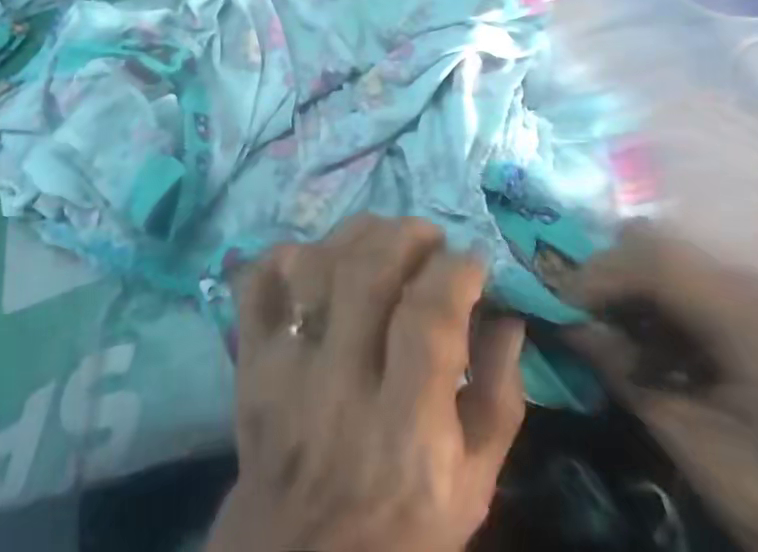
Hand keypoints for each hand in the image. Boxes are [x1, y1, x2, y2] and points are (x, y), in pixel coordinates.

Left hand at [208, 216, 526, 551]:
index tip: (472, 259)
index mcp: (407, 426)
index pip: (429, 319)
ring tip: (383, 235)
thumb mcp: (474, 485)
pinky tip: (320, 255)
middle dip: (406, 236)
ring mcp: (286, 367)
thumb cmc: (400, 524)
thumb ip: (498, 398)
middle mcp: (341, 386)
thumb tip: (507, 316)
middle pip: (367, 276)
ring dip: (354, 235)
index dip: (455, 272)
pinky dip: (286, 255)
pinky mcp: (250, 358)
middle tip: (428, 236)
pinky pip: (257, 285)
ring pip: (314, 268)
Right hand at [564, 226, 757, 551]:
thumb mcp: (689, 439)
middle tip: (585, 308)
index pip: (658, 260)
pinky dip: (678, 299)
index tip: (563, 300)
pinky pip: (719, 286)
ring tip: (619, 322)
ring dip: (645, 283)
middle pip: (674, 249)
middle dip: (617, 271)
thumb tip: (566, 324)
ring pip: (693, 262)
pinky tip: (664, 335)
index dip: (600, 272)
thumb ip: (623, 371)